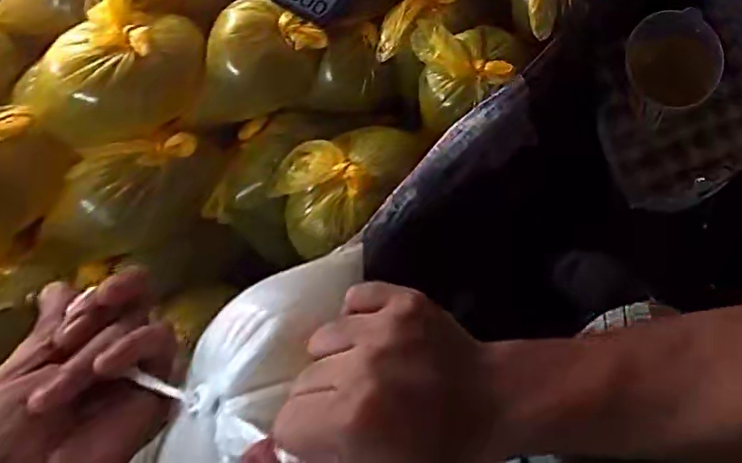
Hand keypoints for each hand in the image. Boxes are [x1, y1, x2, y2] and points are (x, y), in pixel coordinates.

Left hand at [0, 270, 179, 462]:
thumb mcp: (9, 382)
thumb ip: (44, 335)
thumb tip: (59, 286)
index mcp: (82, 343)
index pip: (112, 296)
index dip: (98, 296)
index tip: (68, 319)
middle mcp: (116, 348)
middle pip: (137, 299)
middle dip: (104, 308)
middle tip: (67, 340)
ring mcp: (141, 365)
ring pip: (143, 323)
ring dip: (98, 348)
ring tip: (56, 391)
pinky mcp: (160, 383)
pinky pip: (164, 345)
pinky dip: (135, 347)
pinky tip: (105, 368)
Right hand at [250, 283, 494, 462]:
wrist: (490, 400)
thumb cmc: (432, 449)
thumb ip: (310, 462)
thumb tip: (252, 453)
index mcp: (348, 417)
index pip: (287, 421)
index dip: (304, 435)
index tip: (327, 437)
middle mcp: (362, 364)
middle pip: (303, 380)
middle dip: (319, 399)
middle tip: (350, 408)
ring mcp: (387, 326)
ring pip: (324, 337)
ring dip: (335, 356)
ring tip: (360, 371)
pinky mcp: (408, 299)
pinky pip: (356, 295)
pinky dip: (356, 313)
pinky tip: (369, 334)